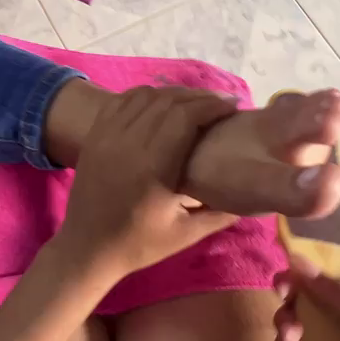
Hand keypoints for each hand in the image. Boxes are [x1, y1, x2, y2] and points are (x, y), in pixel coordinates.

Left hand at [51, 86, 240, 280]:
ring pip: (145, 96)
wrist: (87, 247)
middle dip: (199, 97)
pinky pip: (122, 100)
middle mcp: (128, 142)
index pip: (184, 116)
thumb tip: (253, 193)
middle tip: (222, 103)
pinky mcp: (95, 134)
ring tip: (196, 102)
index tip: (233, 107)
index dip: (211, 105)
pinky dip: (146, 95)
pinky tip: (162, 103)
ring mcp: (107, 135)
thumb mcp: (186, 234)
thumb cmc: (138, 244)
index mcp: (152, 166)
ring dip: (174, 93)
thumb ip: (221, 212)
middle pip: (167, 101)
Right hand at [274, 255, 339, 340]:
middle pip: (311, 289)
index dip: (312, 257)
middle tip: (281, 298)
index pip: (338, 263)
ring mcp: (336, 338)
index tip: (287, 258)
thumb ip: (336, 291)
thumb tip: (298, 258)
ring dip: (287, 323)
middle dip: (292, 293)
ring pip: (300, 317)